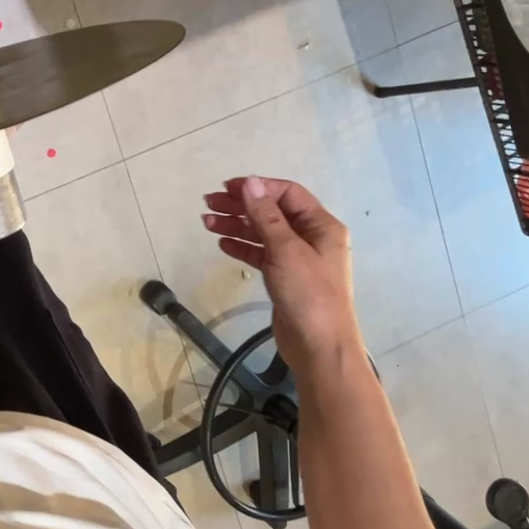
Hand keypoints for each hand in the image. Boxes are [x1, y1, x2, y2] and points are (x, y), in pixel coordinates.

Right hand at [202, 176, 358, 374]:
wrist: (319, 347)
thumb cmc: (308, 294)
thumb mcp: (286, 250)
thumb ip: (266, 215)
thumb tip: (250, 182)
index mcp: (321, 226)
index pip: (287, 193)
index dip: (257, 187)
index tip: (226, 188)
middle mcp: (311, 237)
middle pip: (272, 211)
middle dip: (241, 205)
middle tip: (209, 203)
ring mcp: (297, 257)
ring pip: (262, 232)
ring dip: (236, 225)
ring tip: (206, 222)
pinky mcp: (284, 276)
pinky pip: (260, 253)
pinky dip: (241, 246)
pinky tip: (222, 243)